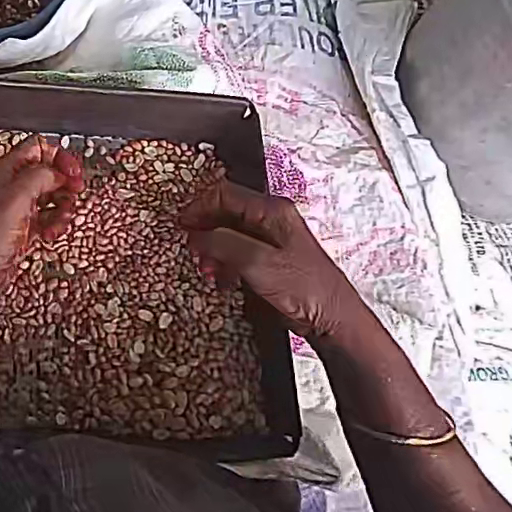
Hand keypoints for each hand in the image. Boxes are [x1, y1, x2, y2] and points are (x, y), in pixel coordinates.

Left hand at [0, 135, 84, 296]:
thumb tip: (58, 172)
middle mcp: (13, 186)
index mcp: (7, 171)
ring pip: (54, 195)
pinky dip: (56, 224)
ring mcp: (21, 207)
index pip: (38, 148)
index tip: (72, 173)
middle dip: (65, 183)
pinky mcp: (27, 228)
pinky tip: (50, 234)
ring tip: (59, 222)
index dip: (58, 157)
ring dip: (63, 207)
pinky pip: (50, 218)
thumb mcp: (15, 199)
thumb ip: (38, 177)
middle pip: (50, 172)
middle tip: (74, 194)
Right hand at [180, 180, 368, 341]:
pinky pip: (236, 253)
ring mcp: (269, 240)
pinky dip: (223, 263)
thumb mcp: (257, 262)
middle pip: (225, 214)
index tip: (181, 224)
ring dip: (212, 250)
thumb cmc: (304, 287)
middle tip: (190, 250)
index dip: (199, 207)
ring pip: (228, 235)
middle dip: (204, 231)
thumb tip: (197, 235)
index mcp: (272, 210)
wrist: (330, 317)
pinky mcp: (267, 260)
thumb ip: (224, 243)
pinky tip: (220, 278)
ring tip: (205, 269)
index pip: (225, 194)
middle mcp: (270, 220)